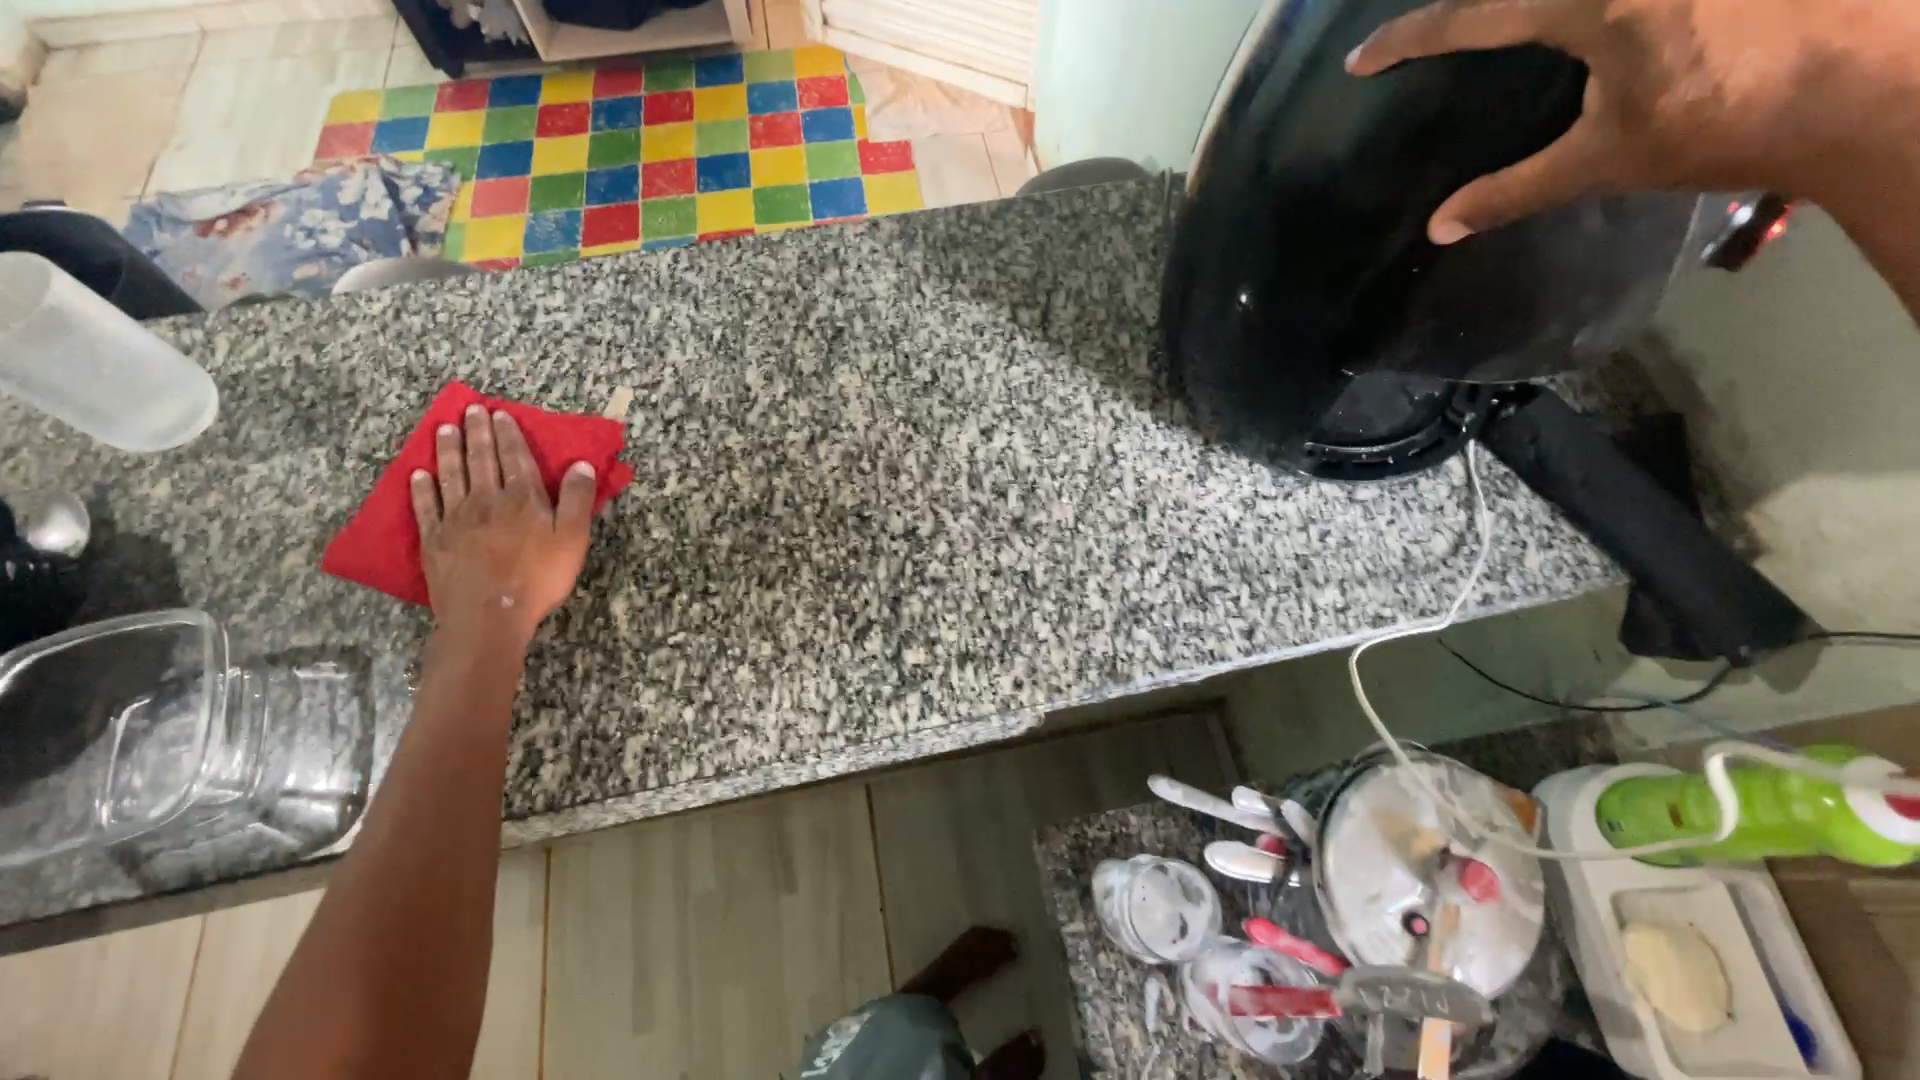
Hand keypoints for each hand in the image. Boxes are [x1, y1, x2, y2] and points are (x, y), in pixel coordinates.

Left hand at [410, 404, 595, 642]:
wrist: (489, 615)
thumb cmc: (538, 578)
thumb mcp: (573, 539)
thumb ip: (578, 500)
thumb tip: (582, 465)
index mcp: (522, 499)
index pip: (515, 458)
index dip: (508, 434)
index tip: (500, 414)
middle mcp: (486, 500)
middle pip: (481, 460)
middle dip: (477, 433)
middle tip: (471, 410)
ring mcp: (455, 519)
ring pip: (451, 475)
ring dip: (448, 450)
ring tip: (444, 429)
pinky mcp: (434, 540)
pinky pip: (426, 507)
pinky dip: (422, 489)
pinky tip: (419, 475)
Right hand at [1345, 0, 1919, 243]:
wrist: (1872, 88)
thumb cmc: (1725, 126)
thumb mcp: (1603, 161)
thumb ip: (1513, 189)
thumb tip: (1438, 229)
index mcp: (1592, 3)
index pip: (1472, 18)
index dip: (1408, 40)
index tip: (1360, 59)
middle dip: (1467, 5)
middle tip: (1439, 26)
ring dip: (1525, 0)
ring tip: (1509, 19)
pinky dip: (1584, 6)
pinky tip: (1605, 18)